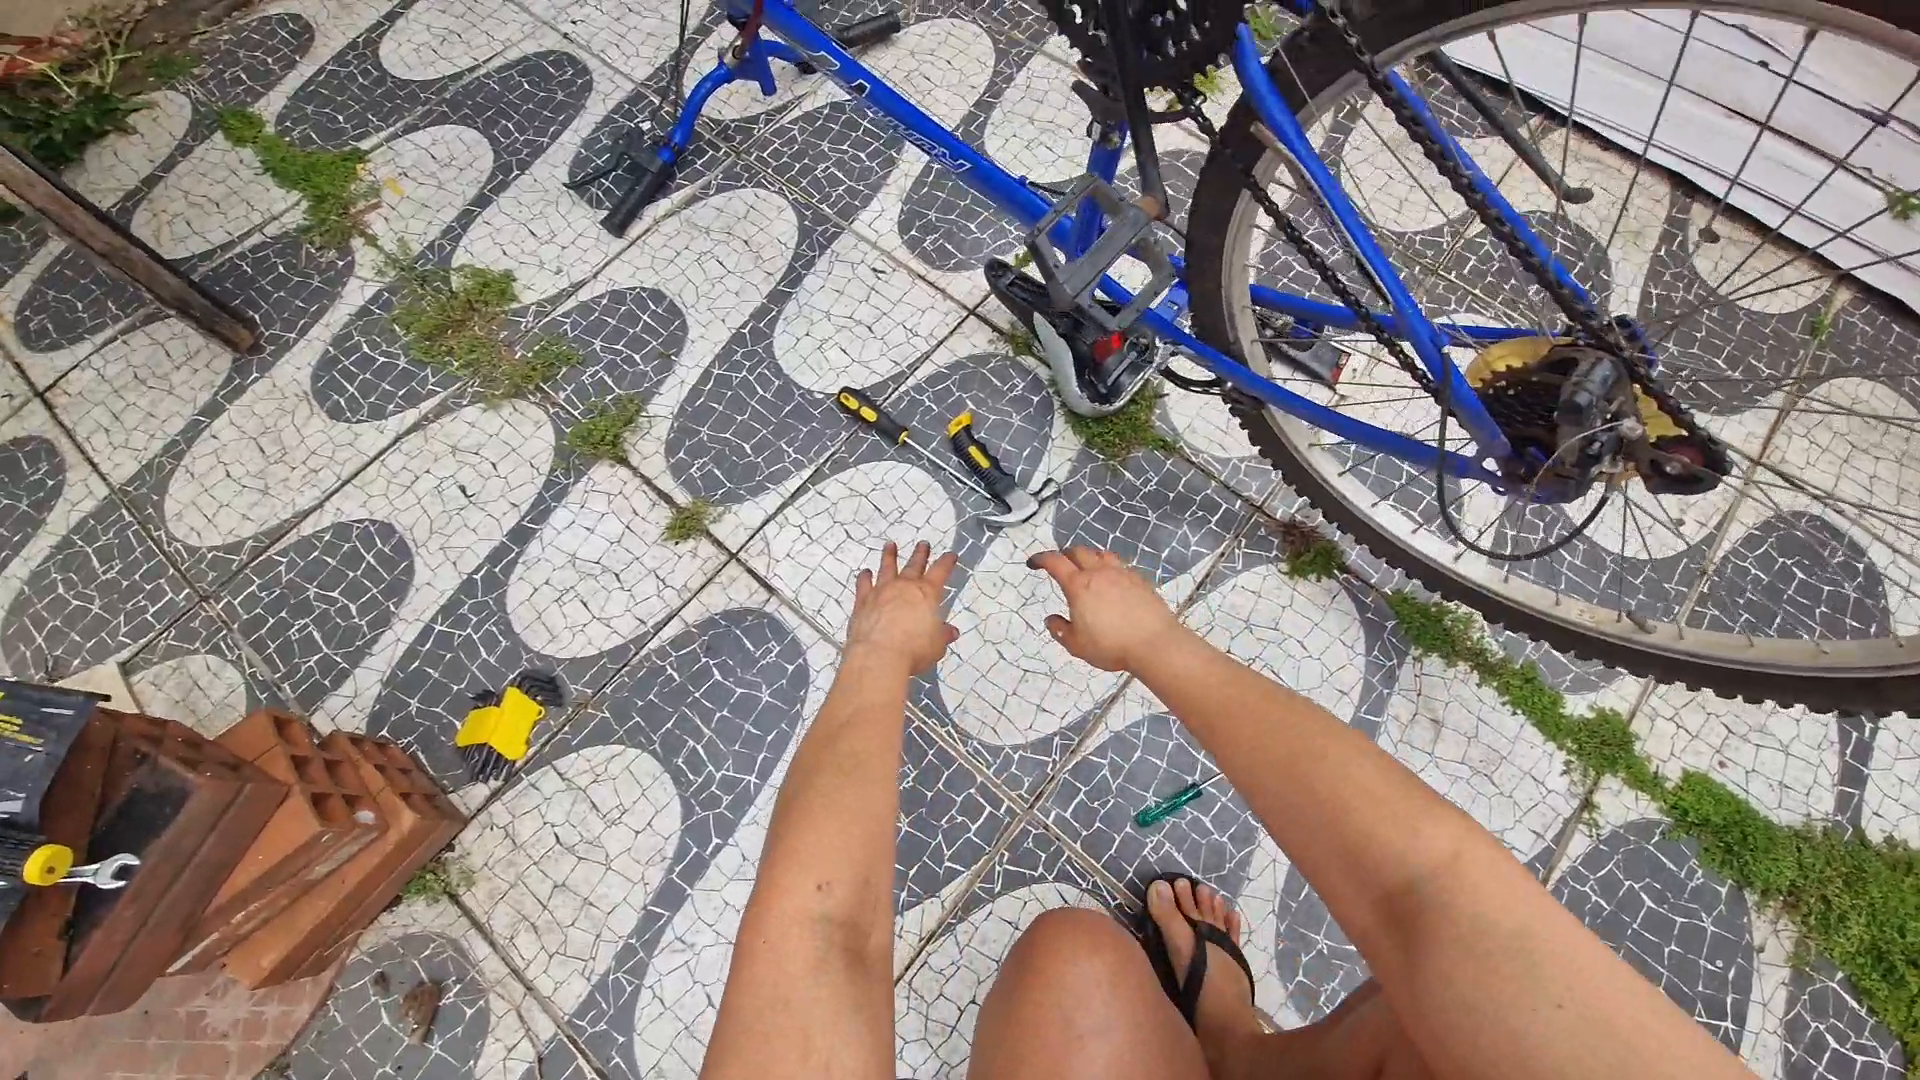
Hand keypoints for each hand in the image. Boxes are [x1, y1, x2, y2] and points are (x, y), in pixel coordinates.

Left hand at [846, 541, 959, 674]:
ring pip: (887, 568)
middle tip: (923, 544)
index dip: (947, 562)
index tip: (951, 555)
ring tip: (890, 545)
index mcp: (927, 593)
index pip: (941, 571)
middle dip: (920, 554)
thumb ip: (942, 635)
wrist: (879, 655)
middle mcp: (904, 586)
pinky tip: (865, 572)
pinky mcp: (863, 601)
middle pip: (914, 565)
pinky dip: (864, 577)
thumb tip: (950, 632)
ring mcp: (882, 591)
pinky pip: (864, 584)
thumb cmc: (914, 650)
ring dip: (889, 556)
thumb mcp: (936, 645)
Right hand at [1026, 547, 1183, 671]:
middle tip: (1060, 565)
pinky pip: (1120, 565)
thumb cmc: (1111, 645)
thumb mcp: (1077, 645)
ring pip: (1101, 554)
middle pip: (1078, 551)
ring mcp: (1122, 573)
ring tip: (1087, 568)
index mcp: (1079, 586)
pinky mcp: (1140, 580)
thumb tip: (1051, 619)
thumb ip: (1060, 630)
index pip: (1055, 562)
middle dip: (1065, 554)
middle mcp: (1099, 573)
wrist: (1154, 643)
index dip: (1041, 559)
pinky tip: (1113, 581)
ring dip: (1089, 557)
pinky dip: (1110, 567)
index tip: (1033, 563)